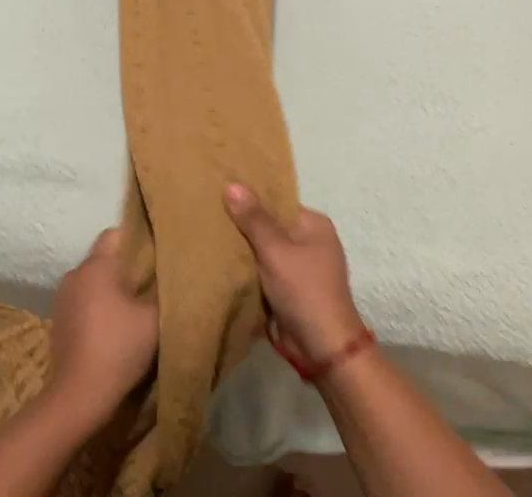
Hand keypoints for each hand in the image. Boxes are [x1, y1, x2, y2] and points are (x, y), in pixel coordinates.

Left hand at [46, 228, 158, 424]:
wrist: (79, 394)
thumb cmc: (119, 347)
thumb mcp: (155, 317)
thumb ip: (164, 289)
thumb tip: (171, 272)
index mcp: (95, 265)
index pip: (115, 233)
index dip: (138, 238)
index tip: (157, 252)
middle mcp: (74, 274)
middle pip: (104, 258)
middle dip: (127, 267)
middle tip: (152, 282)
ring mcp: (62, 298)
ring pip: (93, 281)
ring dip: (111, 290)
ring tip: (135, 308)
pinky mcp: (58, 321)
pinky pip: (83, 301)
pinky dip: (98, 308)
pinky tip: (113, 328)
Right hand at [223, 183, 365, 363]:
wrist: (322, 346)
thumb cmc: (303, 290)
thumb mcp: (275, 250)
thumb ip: (253, 219)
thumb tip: (232, 184)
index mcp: (314, 225)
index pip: (277, 202)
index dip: (251, 198)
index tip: (221, 193)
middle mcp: (310, 241)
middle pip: (270, 226)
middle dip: (244, 225)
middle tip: (209, 214)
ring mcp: (301, 267)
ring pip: (265, 250)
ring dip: (243, 250)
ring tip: (209, 235)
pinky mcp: (290, 289)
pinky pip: (264, 271)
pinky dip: (248, 269)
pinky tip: (221, 262)